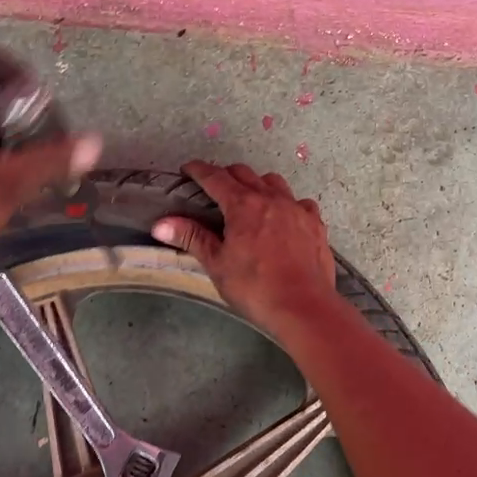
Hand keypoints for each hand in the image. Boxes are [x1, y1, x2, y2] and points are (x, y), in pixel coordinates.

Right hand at [151, 161, 336, 334]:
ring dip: (257, 184)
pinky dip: (286, 204)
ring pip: (273, 182)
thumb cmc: (255, 287)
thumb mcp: (217, 264)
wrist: (304, 306)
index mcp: (243, 205)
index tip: (188, 169)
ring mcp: (297, 208)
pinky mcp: (315, 223)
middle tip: (213, 189)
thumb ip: (192, 238)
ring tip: (249, 201)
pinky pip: (299, 202)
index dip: (198, 170)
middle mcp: (271, 198)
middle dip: (225, 175)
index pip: (215, 177)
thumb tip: (160, 224)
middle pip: (244, 173)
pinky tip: (284, 219)